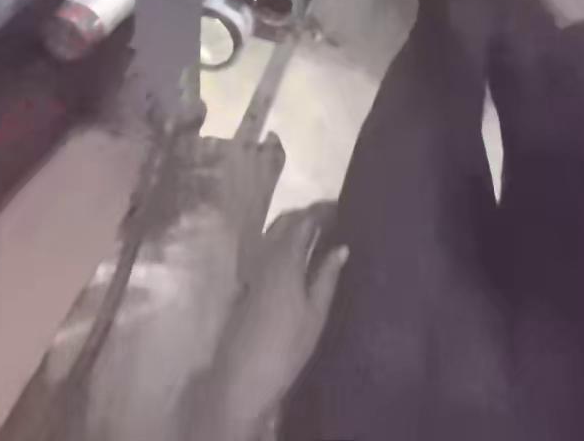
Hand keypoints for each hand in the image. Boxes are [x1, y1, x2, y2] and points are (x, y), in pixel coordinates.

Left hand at [187, 202, 348, 438]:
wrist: (241, 377)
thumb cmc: (285, 347)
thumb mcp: (315, 314)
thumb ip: (327, 276)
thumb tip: (342, 247)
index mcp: (284, 256)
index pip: (304, 220)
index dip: (321, 210)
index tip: (340, 206)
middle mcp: (266, 253)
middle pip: (287, 221)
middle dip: (308, 214)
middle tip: (332, 218)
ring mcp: (253, 266)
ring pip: (275, 232)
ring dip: (295, 226)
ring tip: (318, 232)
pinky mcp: (248, 280)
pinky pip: (268, 247)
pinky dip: (284, 241)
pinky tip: (298, 254)